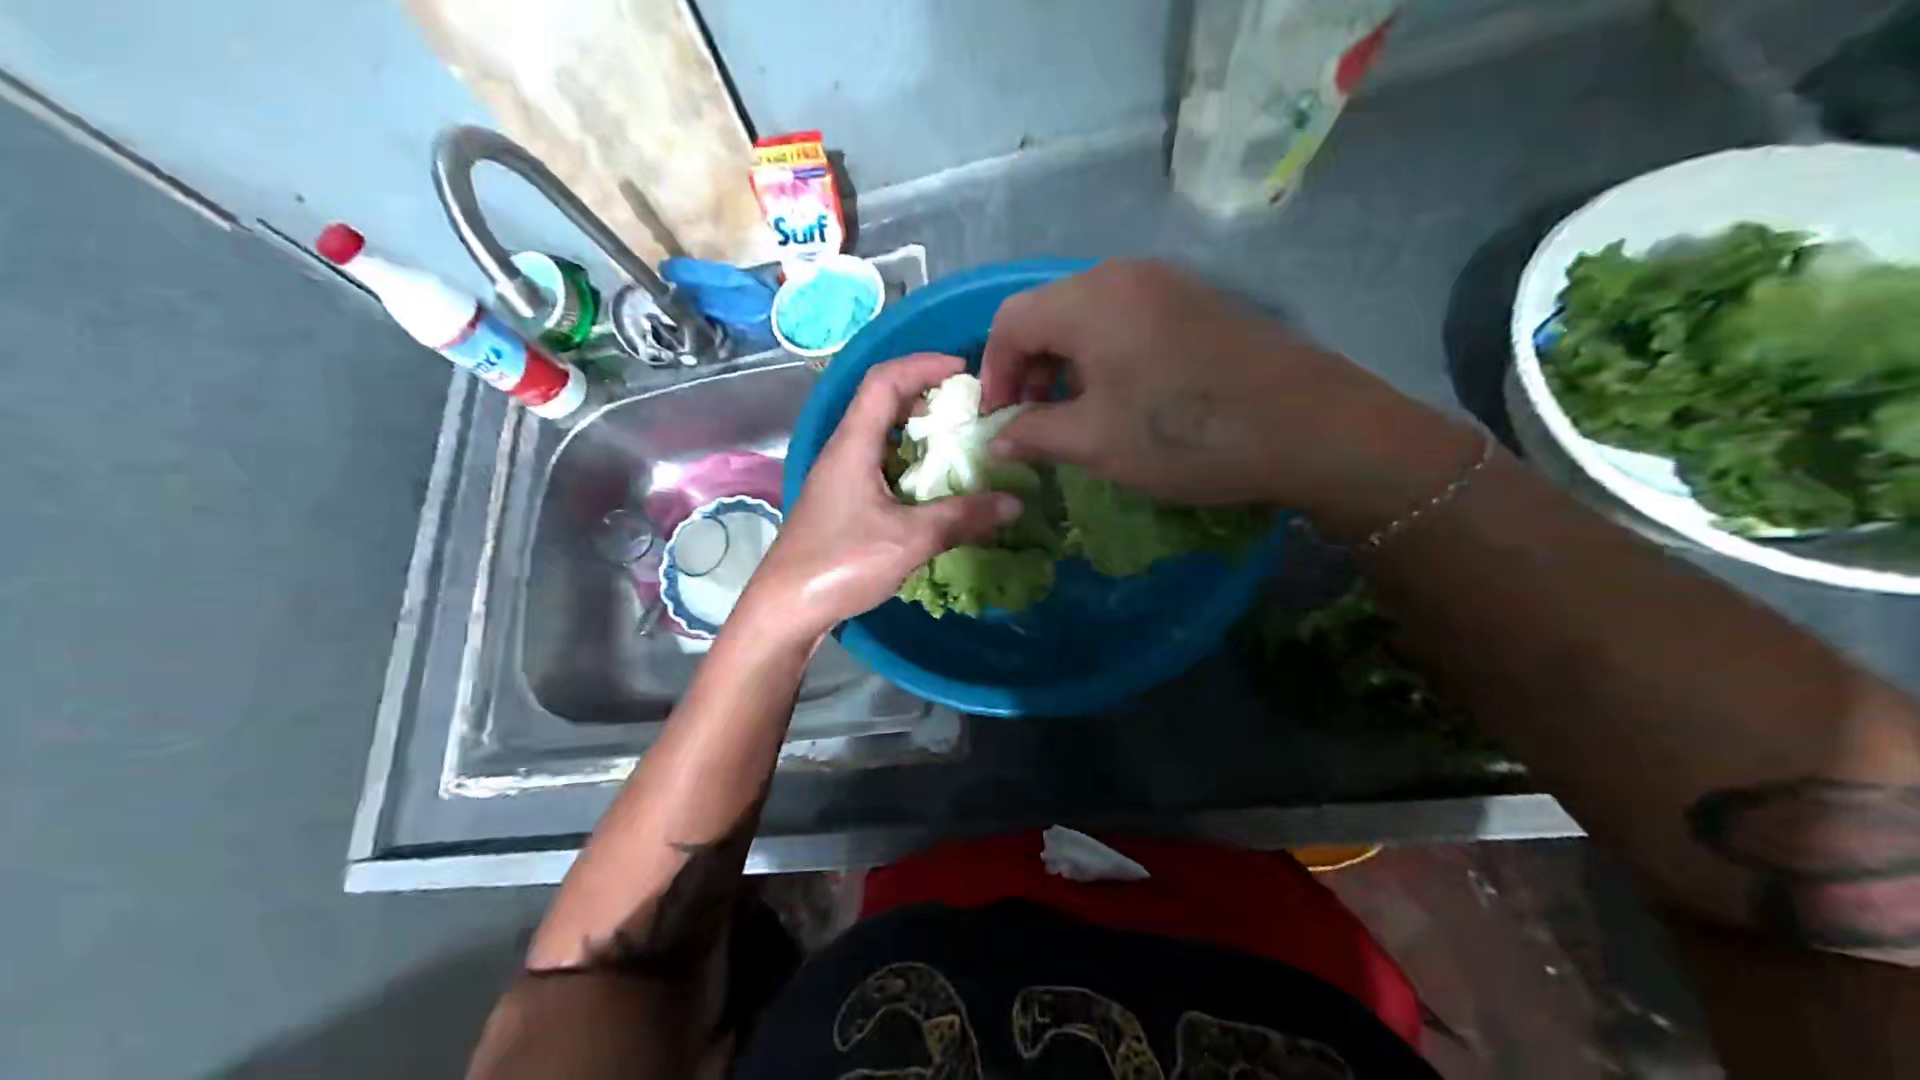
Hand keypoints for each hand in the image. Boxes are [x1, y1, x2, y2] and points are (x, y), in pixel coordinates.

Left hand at [735, 354, 1021, 643]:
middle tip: (968, 406)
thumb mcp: (908, 540)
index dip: (923, 365)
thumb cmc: (840, 564)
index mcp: (852, 444)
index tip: (964, 370)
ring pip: (880, 432)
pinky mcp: (841, 500)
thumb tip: (1014, 503)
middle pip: (881, 400)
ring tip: (956, 438)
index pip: (884, 380)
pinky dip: (908, 458)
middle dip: (925, 392)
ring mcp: (839, 476)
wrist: (785, 608)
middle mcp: (842, 451)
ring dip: (917, 427)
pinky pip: (878, 461)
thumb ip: (962, 518)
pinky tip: (932, 482)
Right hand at [980, 258, 1480, 539]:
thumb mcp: (1096, 443)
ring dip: (1065, 363)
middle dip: (1027, 368)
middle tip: (1030, 420)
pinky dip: (1103, 355)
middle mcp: (1123, 275)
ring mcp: (1166, 283)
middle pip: (1047, 312)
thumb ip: (1034, 433)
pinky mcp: (1197, 301)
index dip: (992, 373)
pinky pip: (1126, 318)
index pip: (1010, 322)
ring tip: (1071, 413)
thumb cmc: (1187, 436)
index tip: (996, 421)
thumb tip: (997, 438)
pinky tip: (1119, 396)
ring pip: (1087, 315)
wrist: (1312, 427)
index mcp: (1089, 300)